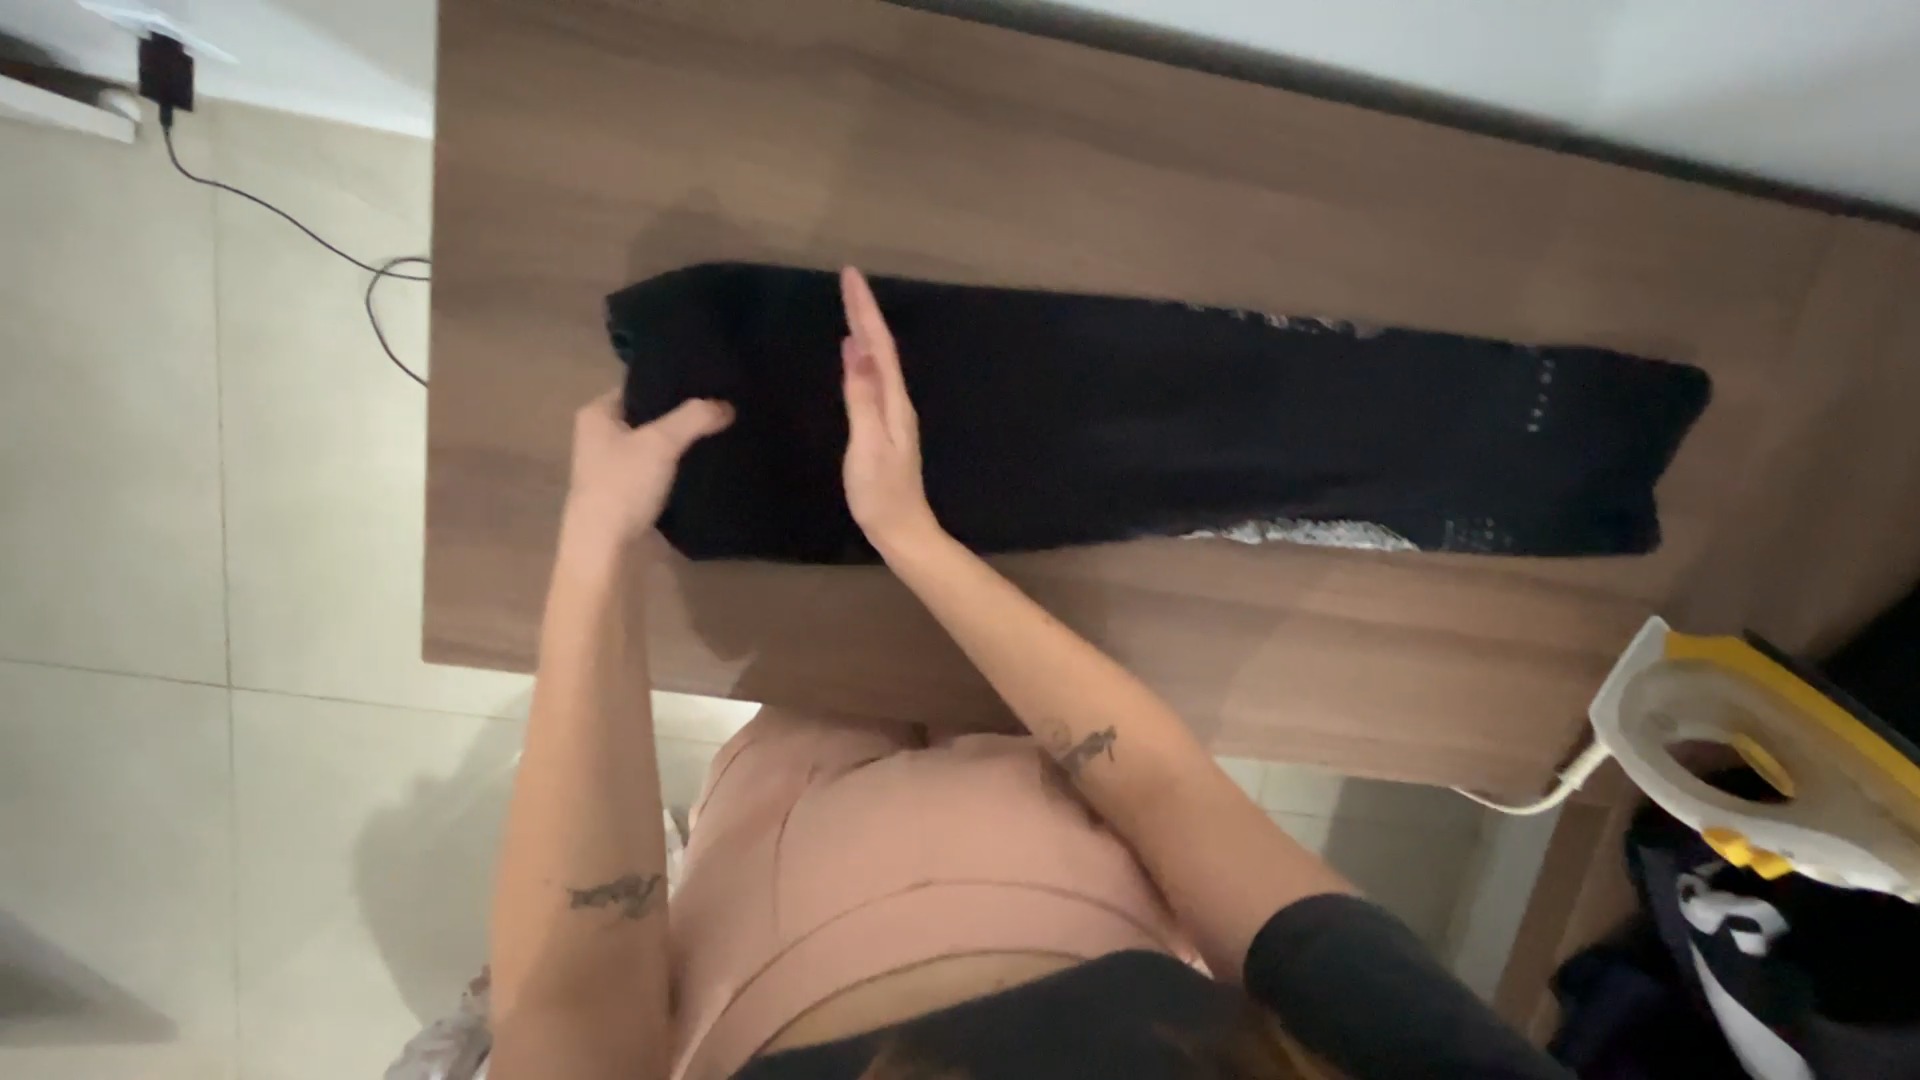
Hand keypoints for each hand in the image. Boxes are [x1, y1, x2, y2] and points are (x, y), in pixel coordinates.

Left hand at [562, 387, 732, 552]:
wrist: (607, 549)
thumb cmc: (622, 486)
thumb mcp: (660, 443)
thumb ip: (694, 418)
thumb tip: (727, 405)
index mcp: (597, 414)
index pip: (642, 386)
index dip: (675, 384)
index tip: (711, 382)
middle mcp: (603, 436)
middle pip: (653, 416)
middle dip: (685, 415)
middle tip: (724, 406)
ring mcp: (618, 467)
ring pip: (661, 445)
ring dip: (687, 443)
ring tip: (725, 431)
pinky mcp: (635, 493)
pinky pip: (666, 470)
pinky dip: (685, 468)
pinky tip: (712, 463)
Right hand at [840, 266, 941, 554]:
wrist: (901, 529)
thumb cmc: (881, 494)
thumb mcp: (867, 445)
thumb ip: (862, 398)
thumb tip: (859, 350)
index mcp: (893, 403)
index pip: (878, 346)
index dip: (864, 310)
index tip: (851, 276)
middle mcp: (897, 403)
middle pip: (881, 348)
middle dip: (865, 312)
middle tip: (849, 279)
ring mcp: (892, 415)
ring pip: (879, 361)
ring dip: (866, 330)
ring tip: (852, 306)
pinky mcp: (885, 427)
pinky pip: (874, 379)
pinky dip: (864, 357)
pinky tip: (856, 355)